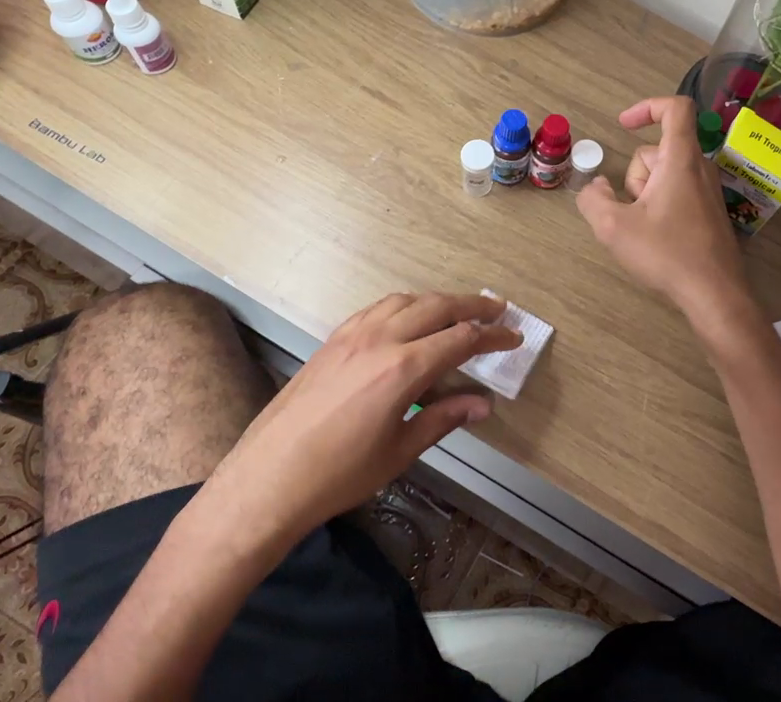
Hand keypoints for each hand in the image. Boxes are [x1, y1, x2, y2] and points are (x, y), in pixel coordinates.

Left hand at [201, 293, 518, 556]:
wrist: (266, 480)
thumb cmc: (338, 475)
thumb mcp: (400, 452)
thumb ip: (444, 419)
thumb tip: (484, 404)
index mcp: (402, 369)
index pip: (461, 339)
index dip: (492, 337)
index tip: (514, 338)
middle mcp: (379, 340)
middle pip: (437, 307)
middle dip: (473, 306)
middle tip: (499, 311)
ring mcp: (351, 336)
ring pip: (405, 300)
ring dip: (437, 301)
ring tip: (458, 311)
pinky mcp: (331, 342)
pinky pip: (376, 309)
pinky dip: (404, 305)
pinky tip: (408, 319)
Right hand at [576, 96, 752, 318]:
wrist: (714, 293)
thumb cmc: (667, 255)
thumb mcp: (614, 228)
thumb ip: (593, 200)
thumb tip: (596, 186)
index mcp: (681, 159)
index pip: (675, 109)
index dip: (647, 107)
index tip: (623, 125)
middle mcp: (700, 168)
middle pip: (657, 151)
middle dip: (635, 176)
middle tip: (633, 211)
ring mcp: (708, 191)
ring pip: (665, 175)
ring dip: (646, 194)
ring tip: (645, 229)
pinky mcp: (710, 212)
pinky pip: (677, 193)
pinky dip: (660, 207)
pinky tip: (658, 239)